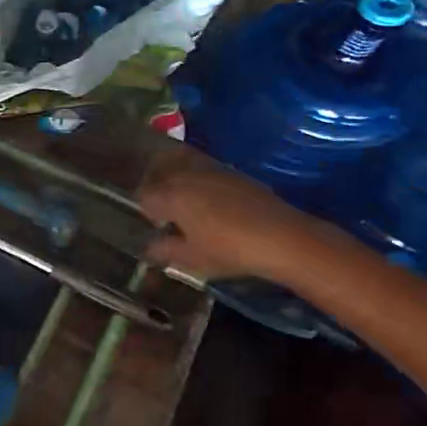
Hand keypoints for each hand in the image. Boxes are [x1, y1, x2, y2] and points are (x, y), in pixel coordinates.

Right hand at [139, 148, 322, 280]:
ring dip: (177, 180)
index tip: (154, 226)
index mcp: (172, 195)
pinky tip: (210, 201)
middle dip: (157, 191)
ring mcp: (212, 170)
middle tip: (164, 214)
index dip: (145, 211)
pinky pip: (204, 170)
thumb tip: (150, 247)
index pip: (145, 197)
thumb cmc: (229, 250)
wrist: (281, 238)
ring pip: (182, 167)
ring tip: (184, 203)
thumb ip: (165, 250)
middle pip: (161, 176)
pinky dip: (198, 180)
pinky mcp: (233, 173)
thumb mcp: (192, 258)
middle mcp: (187, 176)